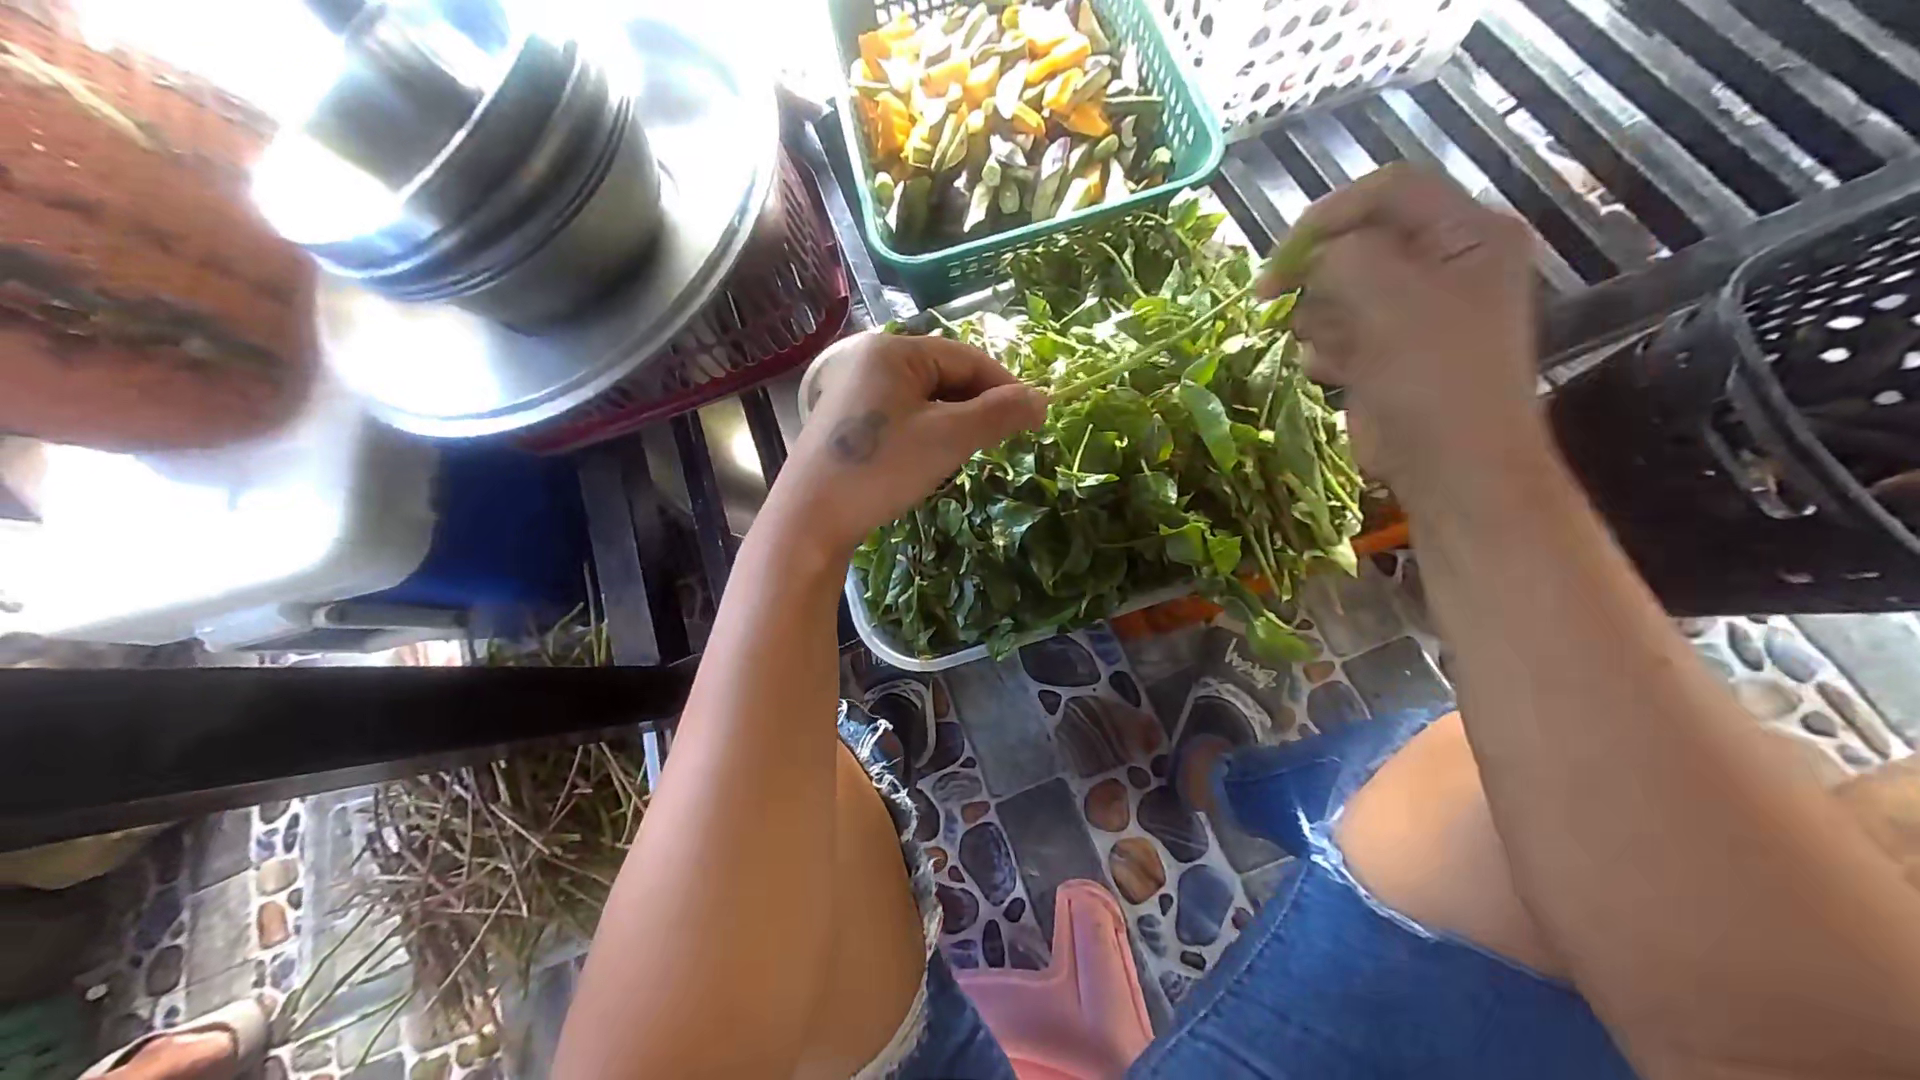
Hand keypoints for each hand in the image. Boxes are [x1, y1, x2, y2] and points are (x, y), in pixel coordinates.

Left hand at [766, 331, 1047, 557]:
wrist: (811, 518)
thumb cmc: (882, 468)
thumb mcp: (949, 438)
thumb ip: (999, 414)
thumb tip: (1042, 400)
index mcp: (895, 350)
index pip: (968, 357)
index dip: (1006, 386)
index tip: (1034, 418)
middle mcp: (871, 360)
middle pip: (945, 375)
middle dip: (978, 406)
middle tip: (1003, 440)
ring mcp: (855, 391)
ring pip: (925, 398)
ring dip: (955, 422)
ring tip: (970, 452)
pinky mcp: (847, 421)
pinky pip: (902, 416)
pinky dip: (927, 432)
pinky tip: (932, 458)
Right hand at [1259, 164, 1545, 493]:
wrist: (1449, 463)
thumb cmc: (1432, 376)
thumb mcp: (1388, 298)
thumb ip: (1342, 257)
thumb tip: (1306, 262)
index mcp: (1466, 234)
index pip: (1388, 190)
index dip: (1328, 216)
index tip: (1280, 258)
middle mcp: (1442, 264)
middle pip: (1356, 242)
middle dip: (1318, 276)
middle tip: (1278, 302)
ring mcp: (1412, 310)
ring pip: (1337, 289)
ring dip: (1319, 318)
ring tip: (1330, 350)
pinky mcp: (1386, 350)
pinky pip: (1337, 331)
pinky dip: (1325, 349)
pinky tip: (1332, 373)